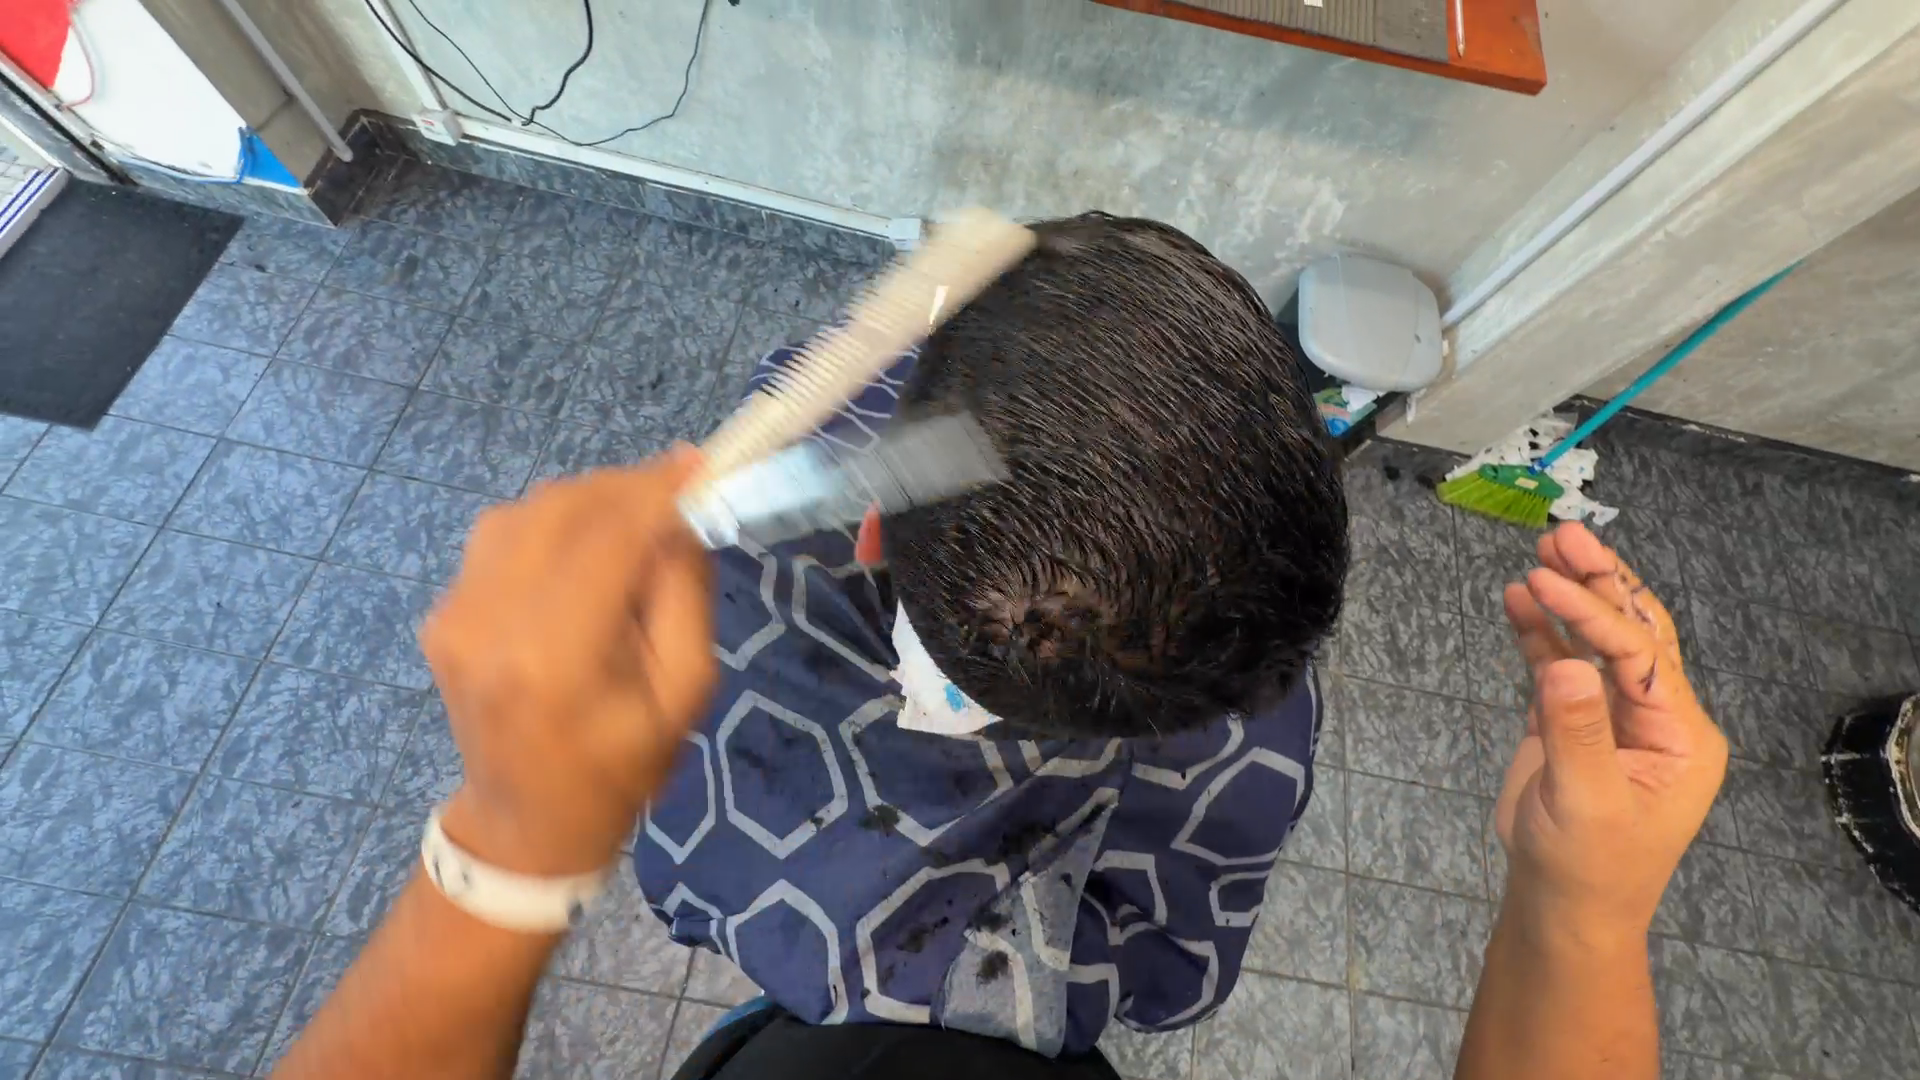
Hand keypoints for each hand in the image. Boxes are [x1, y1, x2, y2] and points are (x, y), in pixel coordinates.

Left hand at [419, 449, 717, 876]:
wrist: (529, 819)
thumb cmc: (626, 763)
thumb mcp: (688, 687)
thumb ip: (685, 594)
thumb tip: (682, 518)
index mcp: (558, 654)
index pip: (609, 536)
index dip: (657, 490)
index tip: (701, 464)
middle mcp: (491, 620)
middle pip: (564, 508)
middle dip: (630, 487)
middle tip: (681, 490)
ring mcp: (454, 613)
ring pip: (530, 509)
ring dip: (593, 499)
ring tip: (640, 517)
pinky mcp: (443, 611)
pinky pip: (505, 533)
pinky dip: (558, 521)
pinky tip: (590, 544)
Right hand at [1495, 522, 1728, 944]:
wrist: (1562, 896)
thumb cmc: (1587, 860)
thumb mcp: (1585, 802)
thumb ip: (1576, 731)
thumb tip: (1565, 665)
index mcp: (1679, 734)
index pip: (1638, 654)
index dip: (1591, 612)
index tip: (1541, 579)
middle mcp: (1653, 714)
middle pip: (1631, 631)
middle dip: (1600, 582)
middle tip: (1562, 535)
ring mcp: (1608, 714)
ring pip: (1594, 640)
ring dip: (1569, 596)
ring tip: (1541, 551)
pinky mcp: (1568, 719)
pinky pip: (1555, 663)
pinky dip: (1537, 631)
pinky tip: (1516, 600)